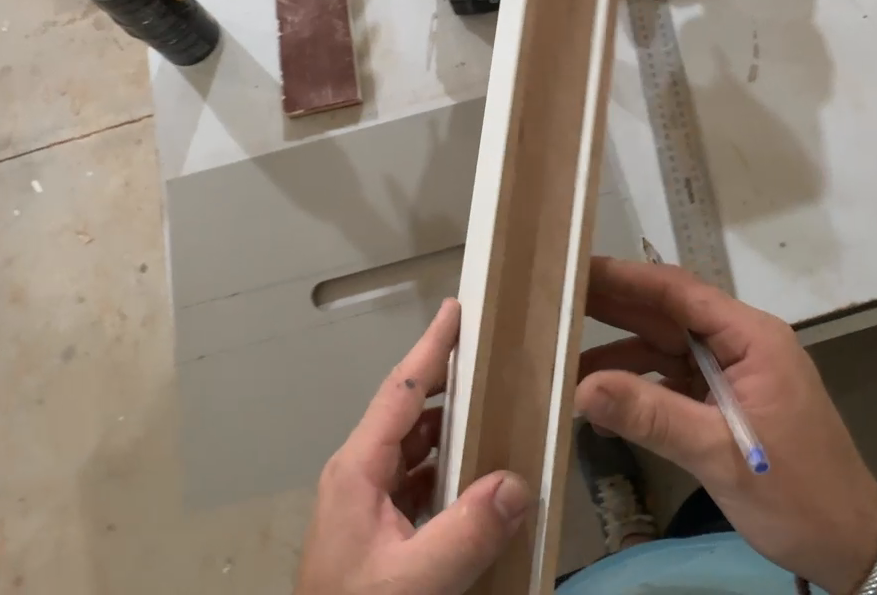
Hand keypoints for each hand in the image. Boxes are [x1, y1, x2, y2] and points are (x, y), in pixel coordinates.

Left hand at [295, 298, 532, 594]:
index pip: (401, 390)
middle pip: (410, 413)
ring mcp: (367, 504)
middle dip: (450, 381)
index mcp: (358, 468)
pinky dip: (453, 471)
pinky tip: (483, 480)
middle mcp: (360, 474)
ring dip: (456, 429)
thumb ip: (466, 531)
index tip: (458, 308)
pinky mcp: (379, 531)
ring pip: (418, 450)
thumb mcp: (414, 581)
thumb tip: (518, 481)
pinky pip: (421, 484)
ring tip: (498, 407)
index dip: (431, 346)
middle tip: (492, 353)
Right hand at [574, 257, 876, 592]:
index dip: (623, 277)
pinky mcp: (723, 400)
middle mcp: (739, 343)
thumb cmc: (799, 496)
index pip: (677, 291)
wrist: (853, 548)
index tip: (574, 267)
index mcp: (751, 337)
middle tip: (553, 300)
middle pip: (665, 313)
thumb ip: (651, 416)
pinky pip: (670, 379)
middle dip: (610, 307)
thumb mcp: (721, 455)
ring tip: (560, 352)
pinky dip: (635, 387)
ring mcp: (731, 371)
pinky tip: (598, 400)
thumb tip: (581, 386)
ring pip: (663, 346)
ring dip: (616, 351)